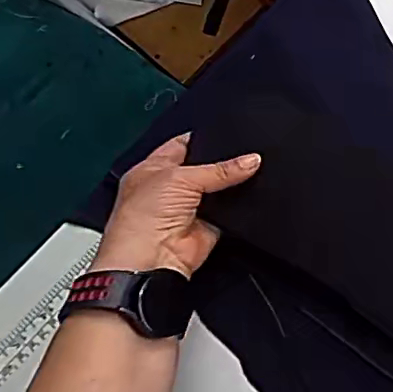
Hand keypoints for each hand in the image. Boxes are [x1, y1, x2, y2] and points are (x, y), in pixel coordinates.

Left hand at [94, 134, 260, 277]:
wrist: (151, 260)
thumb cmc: (141, 218)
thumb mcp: (180, 178)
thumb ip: (218, 169)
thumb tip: (251, 160)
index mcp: (154, 169)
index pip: (183, 145)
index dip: (204, 138)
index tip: (227, 132)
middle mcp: (172, 188)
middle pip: (205, 167)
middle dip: (222, 162)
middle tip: (244, 152)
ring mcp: (191, 208)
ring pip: (220, 189)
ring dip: (232, 185)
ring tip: (250, 171)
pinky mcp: (209, 226)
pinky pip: (230, 212)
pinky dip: (239, 206)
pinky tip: (250, 194)